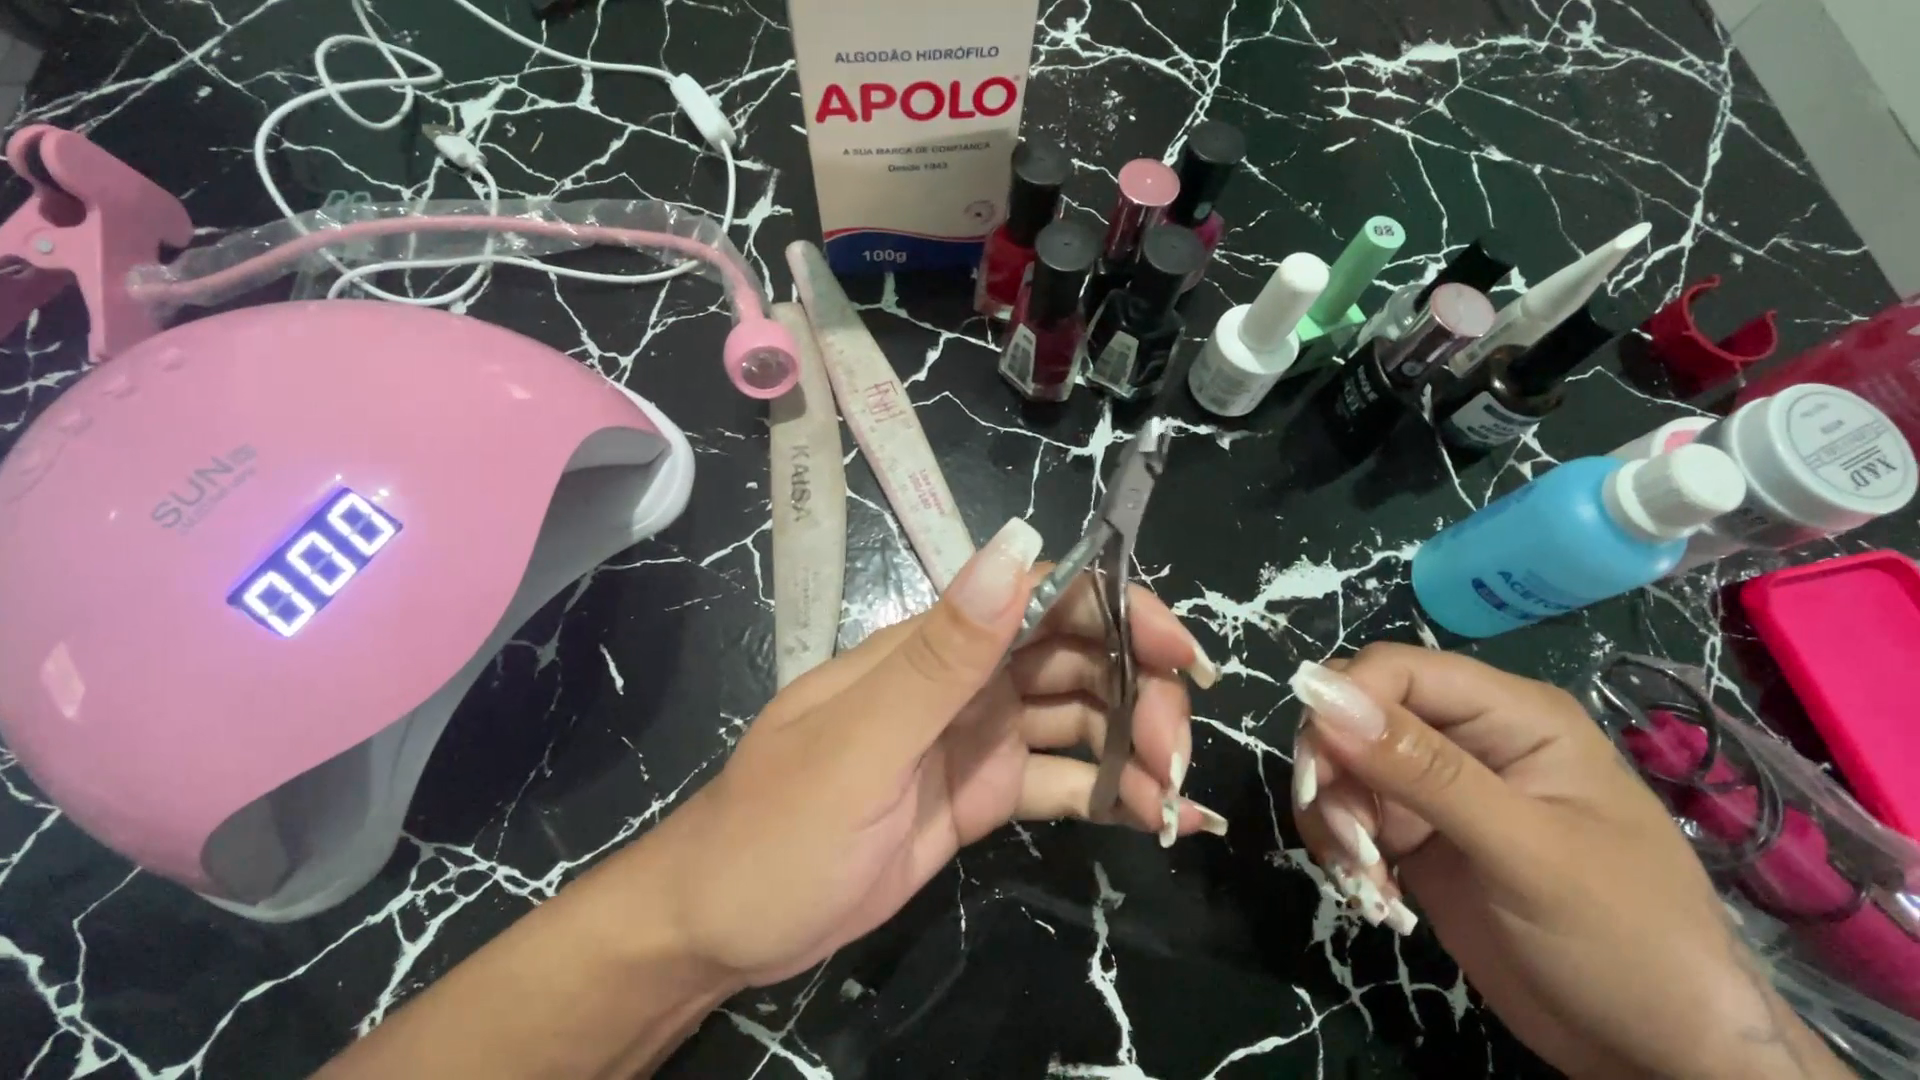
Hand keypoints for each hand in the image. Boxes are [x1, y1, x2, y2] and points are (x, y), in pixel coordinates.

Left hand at [642, 518, 1223, 987]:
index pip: (1044, 600)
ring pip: (1082, 720)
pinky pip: (1064, 784)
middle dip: (1140, 692)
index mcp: (936, 648)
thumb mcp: (858, 745)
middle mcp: (968, 681)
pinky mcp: (987, 795)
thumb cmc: (777, 831)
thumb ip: (941, 654)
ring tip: (1171, 798)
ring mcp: (981, 738)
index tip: (1178, 655)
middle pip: (1079, 658)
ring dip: (1136, 747)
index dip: (1119, 612)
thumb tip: (1018, 543)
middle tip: (1174, 753)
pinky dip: (1115, 796)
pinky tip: (1163, 822)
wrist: (724, 926)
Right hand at [1289, 644, 1846, 1079]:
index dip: (1343, 704)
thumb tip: (1319, 695)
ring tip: (1365, 881)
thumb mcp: (1525, 852)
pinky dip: (1341, 848)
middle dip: (1332, 772)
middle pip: (1354, 714)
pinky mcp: (1415, 833)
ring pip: (1340, 765)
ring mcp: (1437, 787)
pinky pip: (1346, 813)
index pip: (1395, 670)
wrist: (1657, 1052)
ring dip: (1333, 819)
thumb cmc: (1624, 941)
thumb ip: (1423, 771)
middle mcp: (1467, 737)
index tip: (1321, 775)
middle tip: (1346, 842)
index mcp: (1512, 715)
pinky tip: (1374, 895)